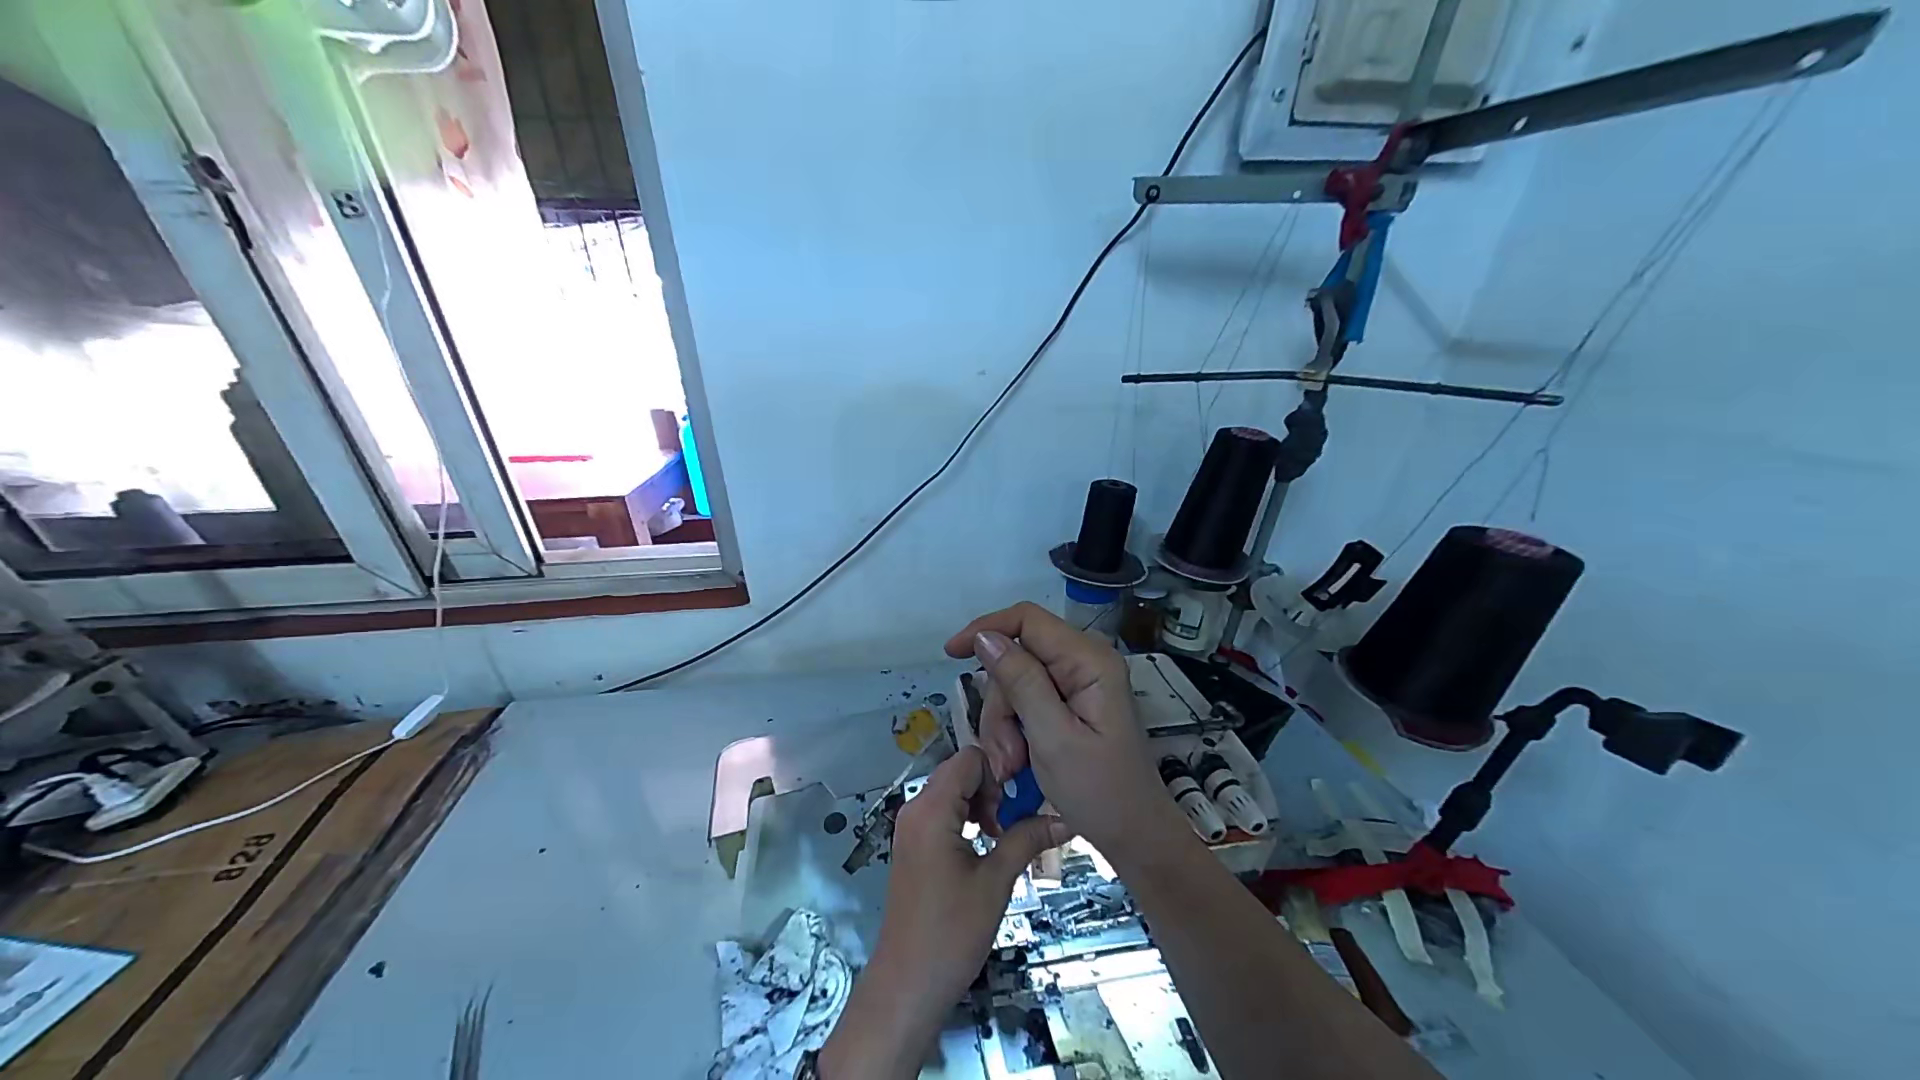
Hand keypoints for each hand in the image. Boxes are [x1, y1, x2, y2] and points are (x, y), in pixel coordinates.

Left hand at [820, 745, 1067, 1079]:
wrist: (908, 983)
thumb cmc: (951, 932)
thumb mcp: (995, 881)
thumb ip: (1027, 839)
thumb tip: (1065, 818)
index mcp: (930, 809)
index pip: (970, 759)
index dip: (1000, 771)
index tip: (1022, 800)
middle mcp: (916, 808)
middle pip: (961, 771)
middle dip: (993, 788)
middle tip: (1015, 821)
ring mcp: (911, 827)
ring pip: (954, 792)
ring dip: (982, 804)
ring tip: (1003, 835)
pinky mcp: (914, 845)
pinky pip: (944, 813)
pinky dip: (968, 818)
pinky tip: (987, 846)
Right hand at [944, 602, 1190, 868]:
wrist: (1134, 835)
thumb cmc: (1100, 792)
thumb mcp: (1053, 738)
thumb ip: (1021, 682)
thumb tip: (986, 637)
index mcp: (1089, 661)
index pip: (1028, 620)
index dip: (986, 629)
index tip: (952, 654)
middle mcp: (1084, 662)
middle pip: (1016, 657)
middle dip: (1000, 704)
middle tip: (1003, 756)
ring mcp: (1077, 684)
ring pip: (1014, 683)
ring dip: (1003, 725)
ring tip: (1012, 768)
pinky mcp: (1069, 704)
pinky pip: (1025, 702)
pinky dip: (1013, 731)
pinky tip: (1018, 763)